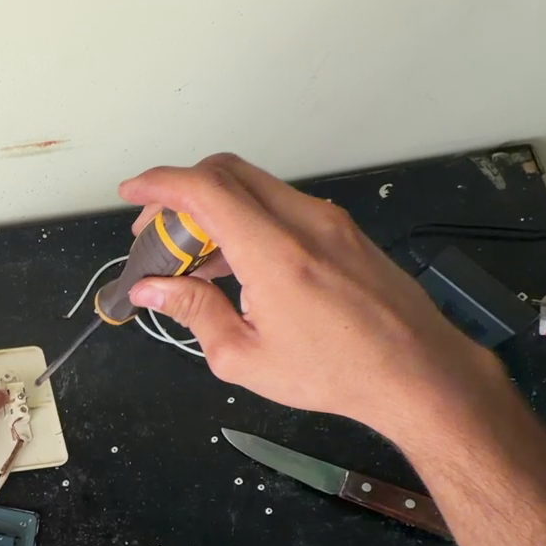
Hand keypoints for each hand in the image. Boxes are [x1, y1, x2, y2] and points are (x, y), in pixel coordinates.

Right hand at [120, 154, 505, 439]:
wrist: (415, 371)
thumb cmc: (329, 372)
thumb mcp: (242, 355)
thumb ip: (193, 311)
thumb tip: (150, 289)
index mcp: (273, 253)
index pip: (206, 190)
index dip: (160, 184)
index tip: (130, 193)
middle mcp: (303, 222)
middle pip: (228, 172)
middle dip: (179, 192)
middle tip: (154, 232)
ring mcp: (327, 221)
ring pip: (253, 187)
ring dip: (211, 208)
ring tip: (187, 258)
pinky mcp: (341, 230)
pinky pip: (278, 205)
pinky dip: (242, 219)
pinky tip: (229, 262)